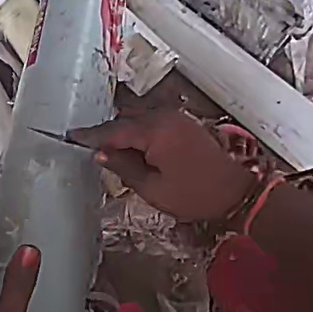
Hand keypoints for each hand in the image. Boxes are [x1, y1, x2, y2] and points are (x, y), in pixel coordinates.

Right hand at [72, 109, 258, 223]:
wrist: (240, 191)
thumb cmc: (196, 195)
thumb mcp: (153, 189)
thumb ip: (124, 167)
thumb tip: (101, 154)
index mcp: (155, 132)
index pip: (113, 130)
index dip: (91, 136)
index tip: (73, 138)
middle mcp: (164, 117)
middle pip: (125, 120)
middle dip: (107, 133)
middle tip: (88, 146)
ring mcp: (176, 116)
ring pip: (138, 118)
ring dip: (122, 131)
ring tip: (108, 148)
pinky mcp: (184, 121)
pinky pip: (152, 119)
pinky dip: (138, 129)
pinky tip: (132, 145)